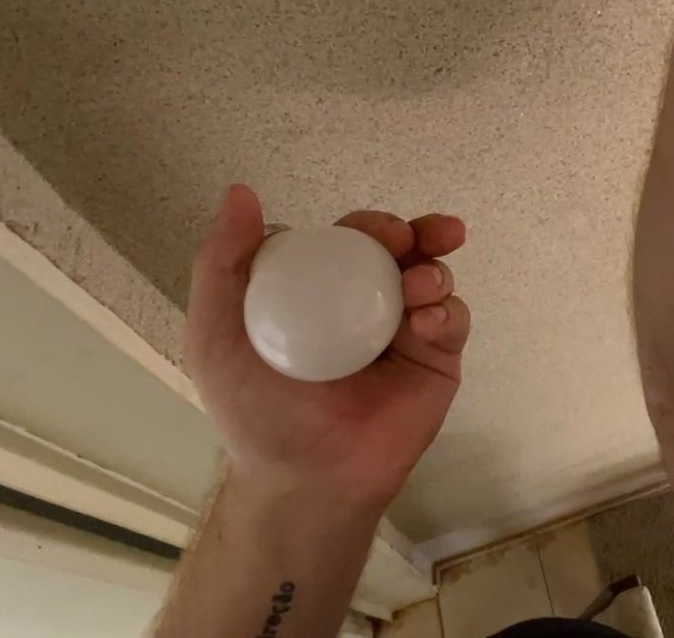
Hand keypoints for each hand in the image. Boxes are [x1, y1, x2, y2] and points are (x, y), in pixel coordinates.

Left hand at [185, 184, 471, 508]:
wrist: (306, 481)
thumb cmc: (259, 411)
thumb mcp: (218, 338)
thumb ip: (222, 265)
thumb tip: (240, 193)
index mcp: (327, 288)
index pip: (356, 240)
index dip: (375, 226)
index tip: (385, 232)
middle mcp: (371, 301)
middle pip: (407, 250)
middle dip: (421, 233)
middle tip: (417, 241)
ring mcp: (409, 328)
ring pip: (436, 278)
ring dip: (434, 273)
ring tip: (420, 290)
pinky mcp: (439, 358)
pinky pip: (454, 321)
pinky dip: (448, 313)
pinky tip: (428, 324)